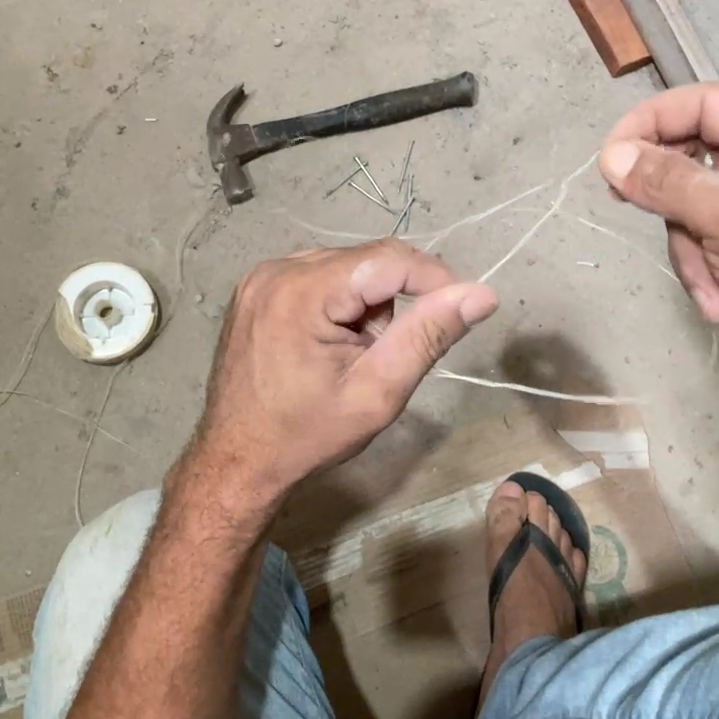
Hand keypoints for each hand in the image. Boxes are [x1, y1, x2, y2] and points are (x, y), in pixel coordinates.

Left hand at [188, 239, 497, 505]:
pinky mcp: (255, 286)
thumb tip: (482, 293)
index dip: (434, 278)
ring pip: (344, 266)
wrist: (236, 460)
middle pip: (365, 260)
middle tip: (385, 354)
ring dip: (365, 303)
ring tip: (351, 355)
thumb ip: (428, 335)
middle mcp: (277, 269)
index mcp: (303, 291)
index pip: (388, 259)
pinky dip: (337, 301)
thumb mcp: (378, 392)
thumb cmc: (308, 434)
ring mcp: (260, 275)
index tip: (460, 310)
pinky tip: (326, 343)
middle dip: (391, 301)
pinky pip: (317, 274)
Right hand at [597, 84, 718, 390]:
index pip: (705, 105)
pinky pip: (698, 247)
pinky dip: (702, 276)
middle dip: (670, 202)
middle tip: (629, 207)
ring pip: (685, 212)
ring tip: (714, 286)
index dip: (653, 120)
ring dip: (690, 253)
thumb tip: (611, 155)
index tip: (611, 153)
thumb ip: (668, 181)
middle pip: (688, 160)